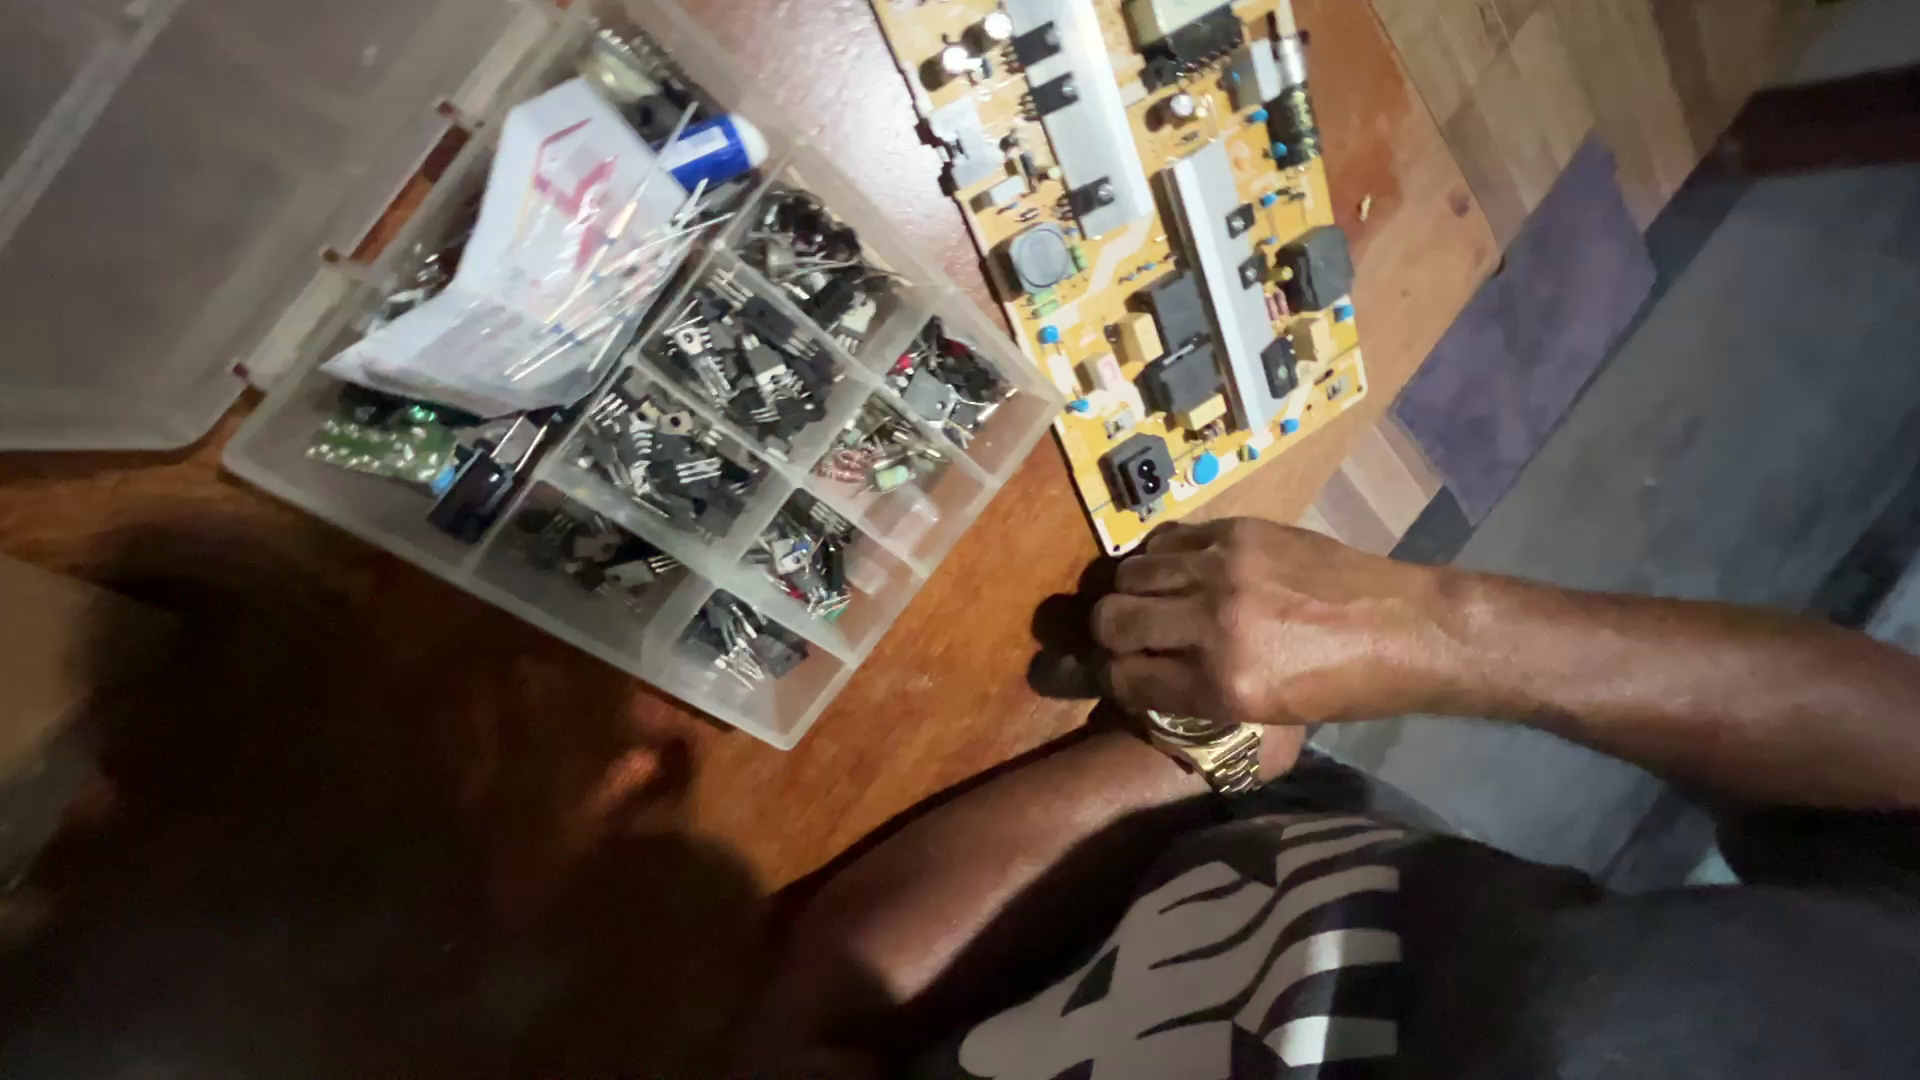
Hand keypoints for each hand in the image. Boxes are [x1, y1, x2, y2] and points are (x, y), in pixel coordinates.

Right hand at [1091, 519, 1460, 725]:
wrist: (1402, 627)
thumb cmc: (1336, 686)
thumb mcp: (1258, 712)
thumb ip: (1185, 690)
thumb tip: (1127, 669)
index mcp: (1222, 684)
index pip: (1121, 676)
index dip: (1106, 676)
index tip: (1112, 671)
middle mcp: (1214, 623)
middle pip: (1112, 619)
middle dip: (1108, 633)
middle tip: (1125, 635)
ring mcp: (1223, 569)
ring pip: (1129, 572)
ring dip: (1131, 591)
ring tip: (1154, 599)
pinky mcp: (1236, 531)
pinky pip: (1165, 539)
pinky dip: (1160, 558)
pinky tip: (1180, 570)